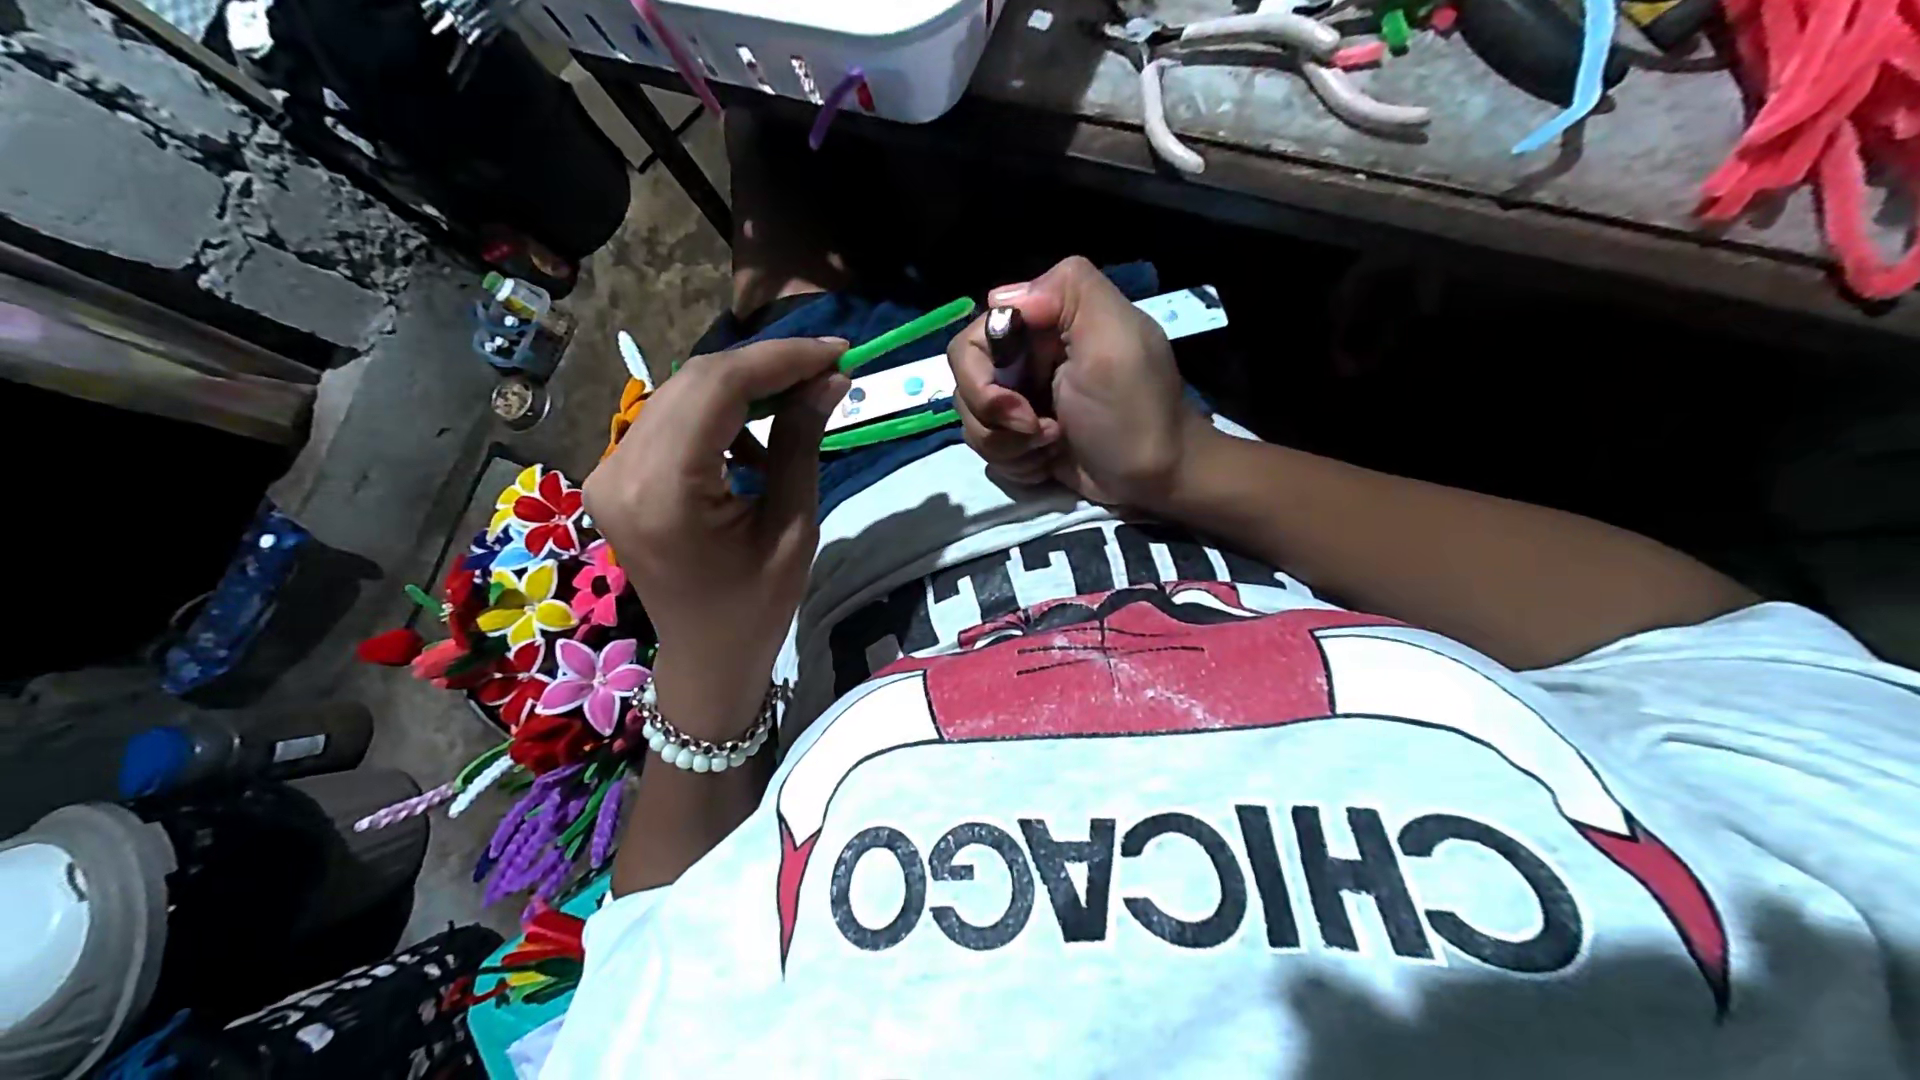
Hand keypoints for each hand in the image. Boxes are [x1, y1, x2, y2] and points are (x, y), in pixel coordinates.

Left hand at [583, 337, 849, 737]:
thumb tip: (830, 378)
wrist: (705, 658)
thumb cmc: (757, 606)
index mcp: (664, 491)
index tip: (836, 349)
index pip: (718, 388)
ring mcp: (607, 472)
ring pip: (680, 393)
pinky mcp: (613, 476)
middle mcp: (620, 470)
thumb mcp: (792, 526)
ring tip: (795, 401)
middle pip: (694, 381)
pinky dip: (715, 414)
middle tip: (824, 369)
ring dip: (741, 387)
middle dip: (765, 365)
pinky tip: (748, 442)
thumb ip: (800, 442)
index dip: (780, 358)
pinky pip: (667, 420)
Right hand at [948, 256, 1210, 508]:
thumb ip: (1069, 290)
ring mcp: (1022, 401)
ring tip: (1052, 446)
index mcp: (1043, 325)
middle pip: (965, 385)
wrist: (1156, 479)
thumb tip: (1001, 297)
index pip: (972, 341)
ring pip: (973, 422)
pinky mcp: (1022, 438)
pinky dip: (1018, 462)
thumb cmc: (1135, 411)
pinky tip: (1049, 461)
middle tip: (1042, 433)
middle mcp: (1026, 358)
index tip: (1018, 405)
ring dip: (1009, 445)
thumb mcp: (1115, 338)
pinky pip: (990, 449)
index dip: (981, 379)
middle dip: (996, 419)